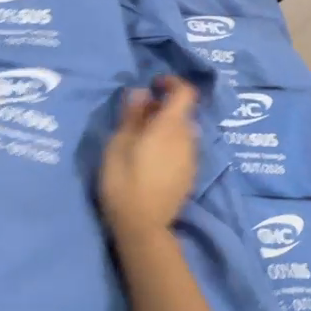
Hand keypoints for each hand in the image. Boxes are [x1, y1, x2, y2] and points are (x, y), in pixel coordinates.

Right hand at [99, 76, 199, 239]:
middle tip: (137, 115)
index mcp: (170, 126)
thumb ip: (132, 115)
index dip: (172, 83)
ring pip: (183, 132)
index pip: (185, 92)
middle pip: (183, 112)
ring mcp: (191, 159)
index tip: (153, 85)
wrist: (142, 226)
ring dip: (167, 127)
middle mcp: (187, 139)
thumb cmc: (123, 180)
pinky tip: (151, 159)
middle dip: (163, 107)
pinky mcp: (190, 176)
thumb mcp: (118, 143)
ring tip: (141, 139)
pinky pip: (182, 149)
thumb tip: (141, 92)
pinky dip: (170, 144)